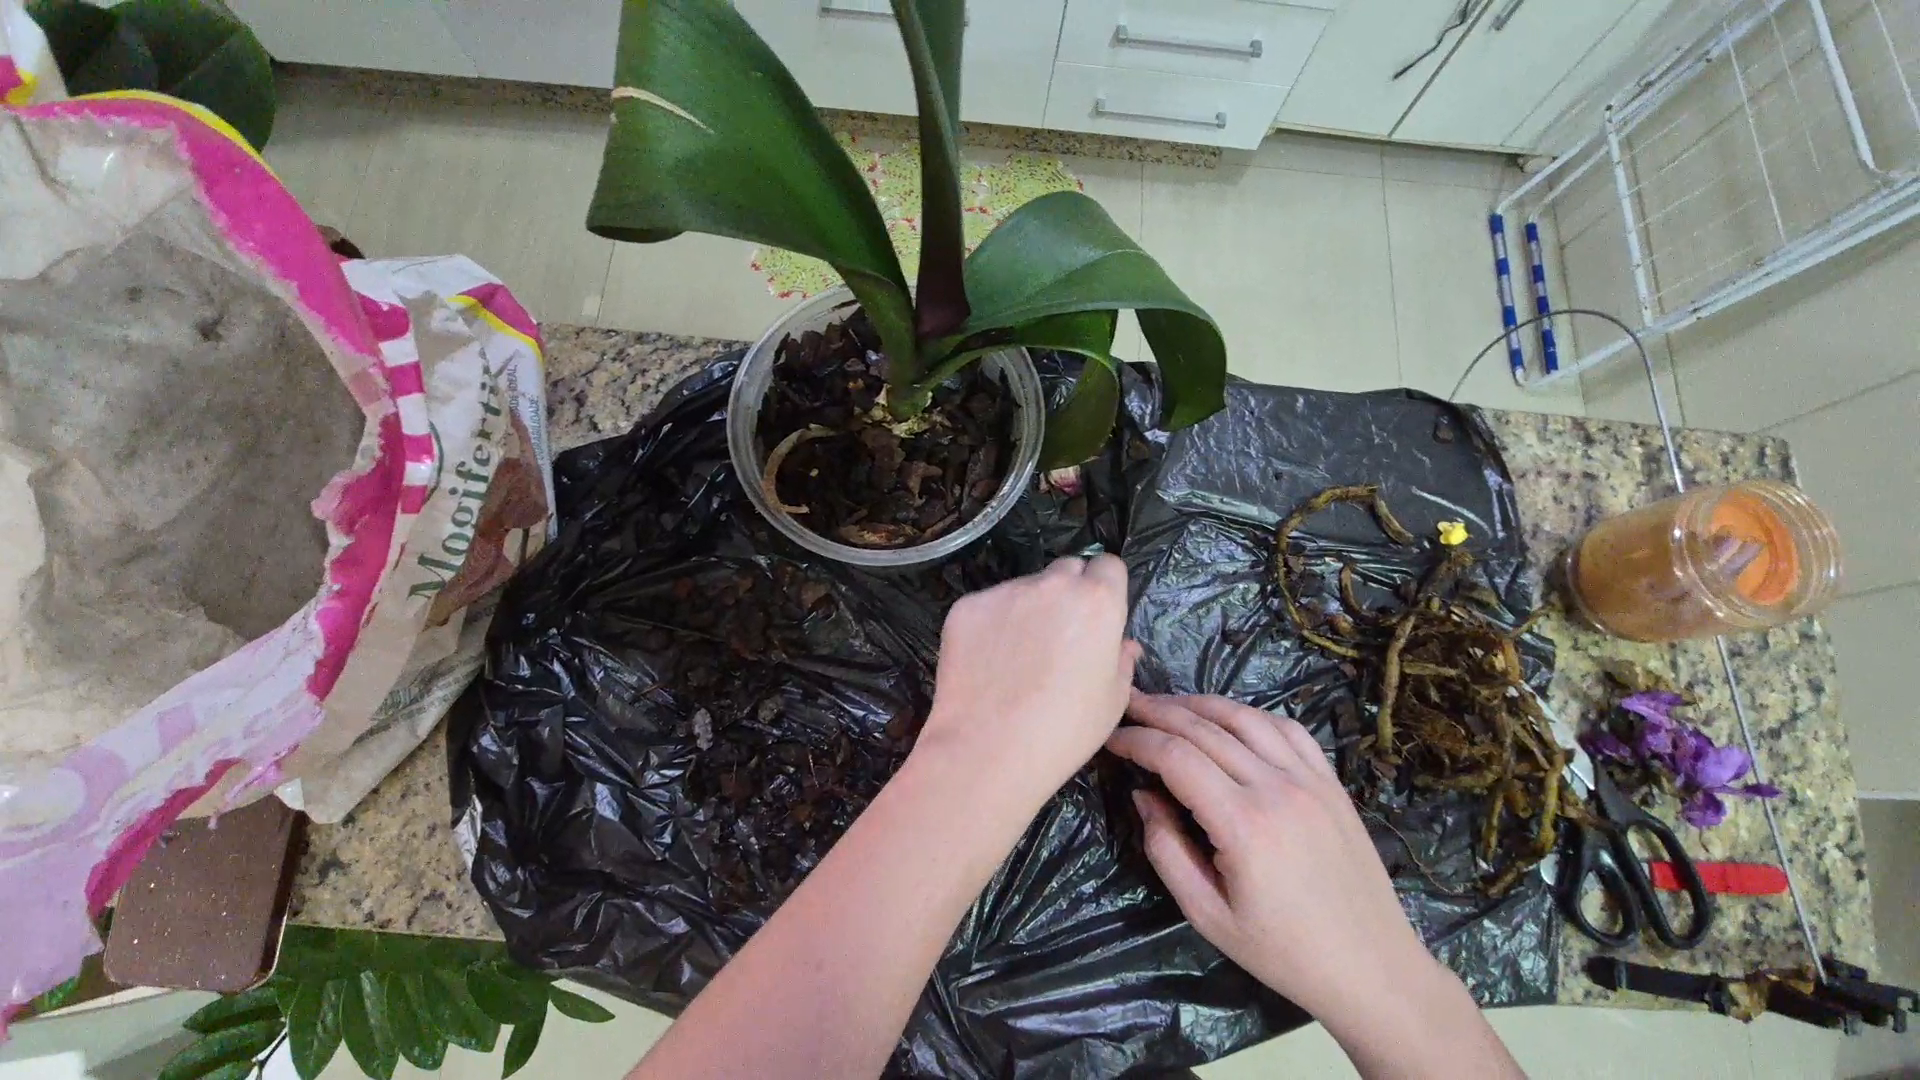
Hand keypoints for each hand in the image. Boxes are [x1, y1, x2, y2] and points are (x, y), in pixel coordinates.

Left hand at [915, 555, 1138, 815]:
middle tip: (1059, 636)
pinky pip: (988, 607)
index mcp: (1098, 601)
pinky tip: (987, 664)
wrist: (988, 748)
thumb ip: (1121, 659)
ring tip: (1017, 658)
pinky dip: (991, 626)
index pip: (1109, 566)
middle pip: (1066, 570)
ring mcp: (1005, 591)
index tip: (1097, 614)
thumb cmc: (1065, 731)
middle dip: (1067, 592)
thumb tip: (1122, 643)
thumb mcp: (1113, 701)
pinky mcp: (966, 606)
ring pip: (1024, 589)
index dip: (1105, 588)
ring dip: (1028, 609)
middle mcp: (1052, 584)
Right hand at [1104, 693, 1442, 1025]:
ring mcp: (1310, 780)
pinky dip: (1249, 715)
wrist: (1373, 968)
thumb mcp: (1207, 915)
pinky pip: (1286, 729)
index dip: (1137, 740)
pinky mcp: (1331, 783)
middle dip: (1158, 711)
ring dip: (1199, 704)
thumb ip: (1166, 849)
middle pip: (1205, 728)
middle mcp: (1277, 788)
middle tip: (1126, 704)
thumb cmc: (1283, 952)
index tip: (1111, 738)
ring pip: (1244, 717)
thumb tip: (1144, 795)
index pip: (1175, 757)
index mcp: (1244, 825)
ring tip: (1167, 705)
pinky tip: (1228, 720)